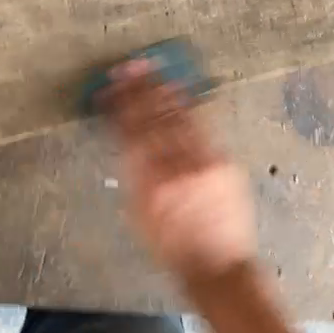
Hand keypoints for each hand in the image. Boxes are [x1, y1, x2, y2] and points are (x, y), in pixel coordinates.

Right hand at [103, 61, 257, 289]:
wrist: (218, 265)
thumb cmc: (171, 247)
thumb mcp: (137, 214)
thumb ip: (132, 175)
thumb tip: (125, 143)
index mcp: (147, 182)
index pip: (129, 132)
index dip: (119, 105)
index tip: (111, 88)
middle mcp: (175, 168)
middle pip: (152, 117)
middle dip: (139, 89)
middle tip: (129, 67)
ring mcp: (202, 163)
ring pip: (178, 116)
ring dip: (162, 89)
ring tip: (151, 69)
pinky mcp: (222, 162)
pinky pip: (202, 126)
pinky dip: (188, 105)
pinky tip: (179, 91)